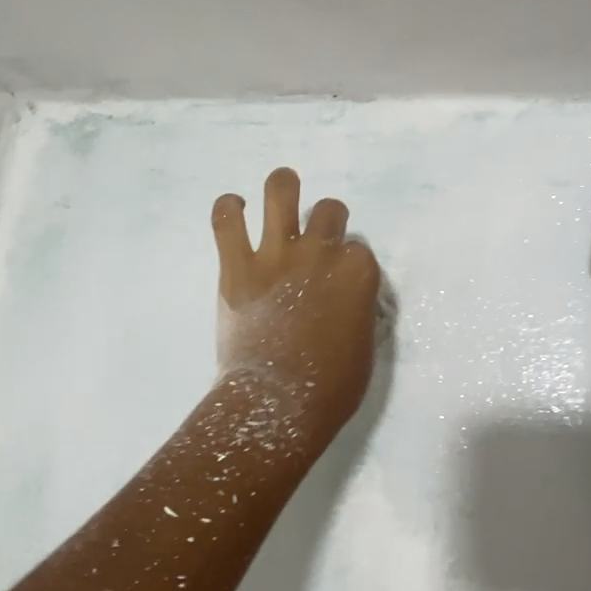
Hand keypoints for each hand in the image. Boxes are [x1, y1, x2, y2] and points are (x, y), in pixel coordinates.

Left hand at [211, 168, 382, 433]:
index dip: (348, 261)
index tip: (339, 278)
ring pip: (281, 193)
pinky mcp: (237, 265)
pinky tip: (233, 208)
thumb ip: (358, 309)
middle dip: (326, 220)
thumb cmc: (332, 387)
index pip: (358, 248)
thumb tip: (346, 301)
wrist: (278, 403)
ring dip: (283, 186)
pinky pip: (226, 220)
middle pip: (329, 211)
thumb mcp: (364, 345)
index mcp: (358, 273)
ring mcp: (277, 255)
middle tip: (315, 238)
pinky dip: (228, 209)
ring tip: (282, 190)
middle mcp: (320, 253)